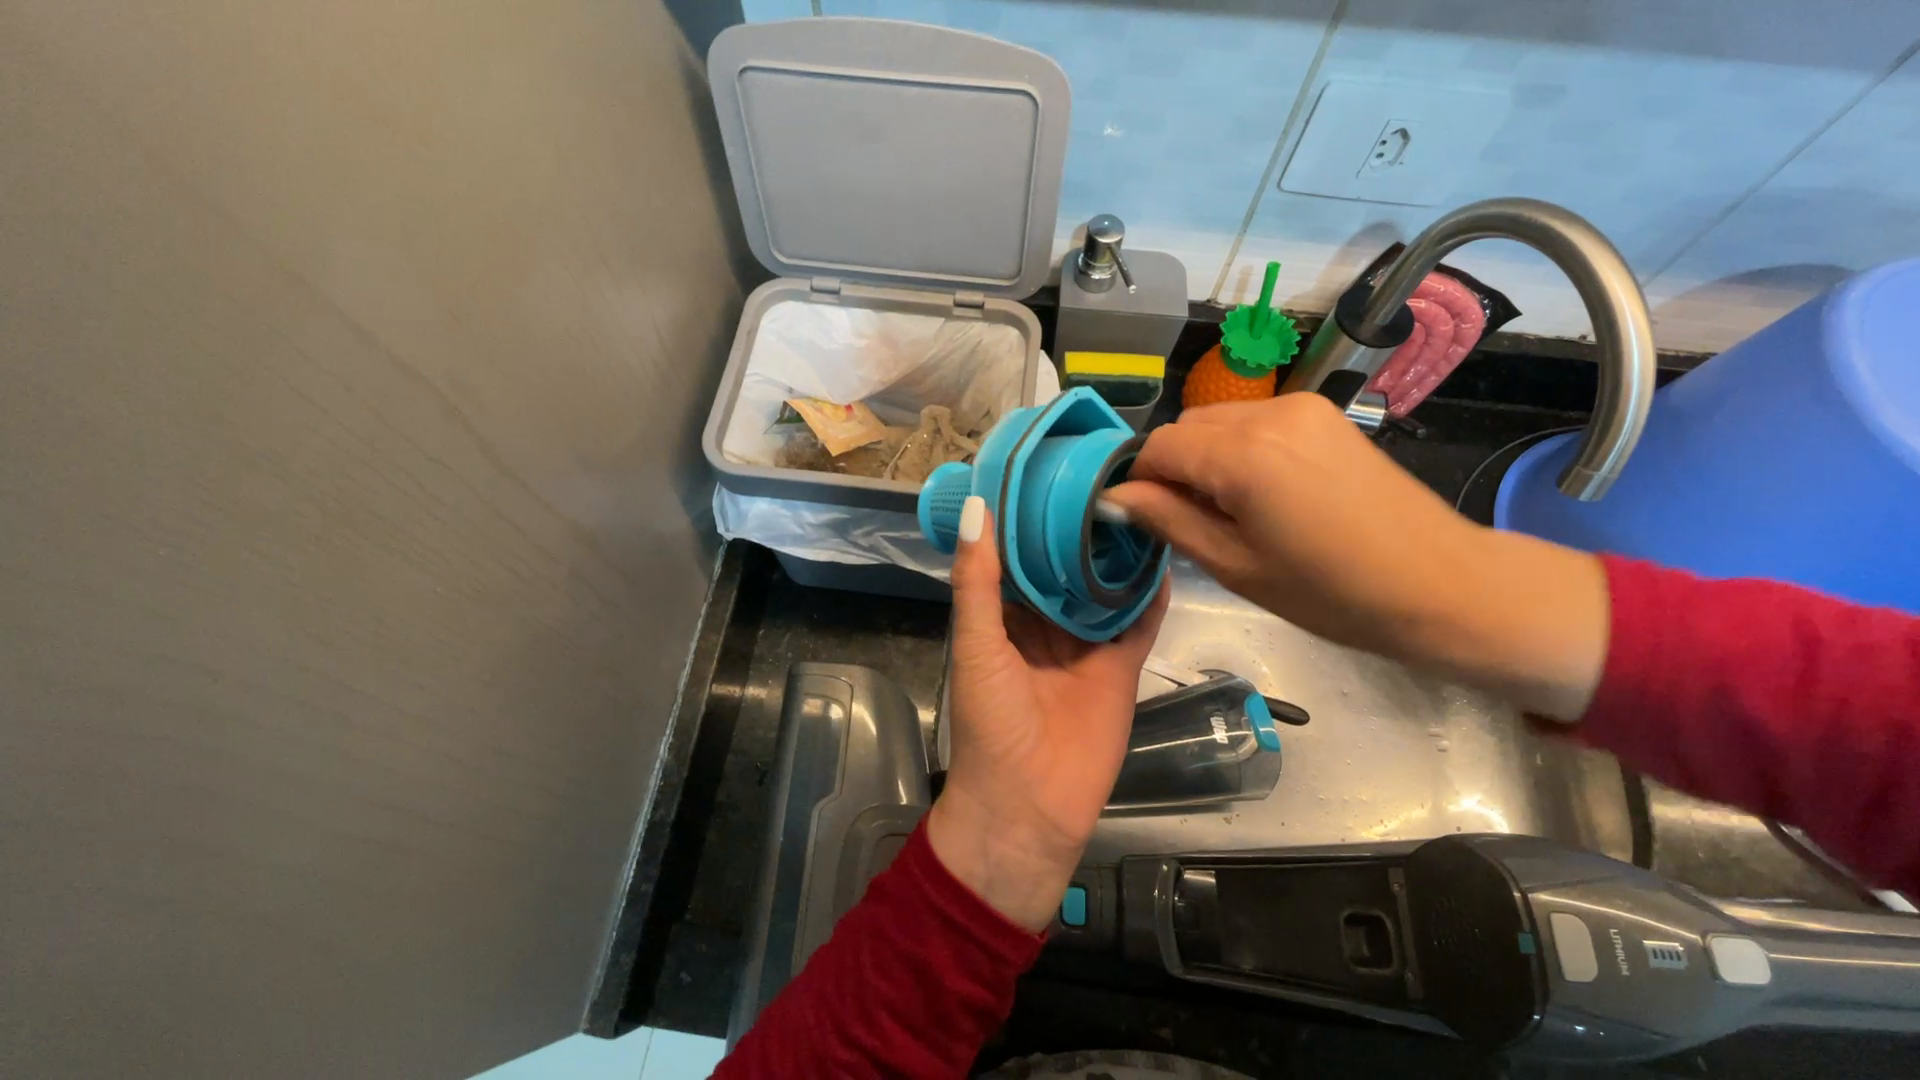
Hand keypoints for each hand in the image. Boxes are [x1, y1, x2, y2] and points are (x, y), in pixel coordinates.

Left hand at [927, 495, 1168, 931]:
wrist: (1028, 806)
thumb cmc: (991, 722)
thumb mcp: (976, 645)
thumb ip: (978, 580)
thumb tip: (977, 507)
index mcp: (1001, 618)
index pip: (1015, 556)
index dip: (1027, 517)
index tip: (1046, 470)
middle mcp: (1043, 626)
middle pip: (1064, 569)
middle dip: (1078, 530)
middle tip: (1104, 475)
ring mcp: (1085, 646)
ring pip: (1104, 591)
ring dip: (1116, 556)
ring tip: (1138, 502)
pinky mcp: (1120, 668)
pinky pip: (1138, 624)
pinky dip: (1151, 596)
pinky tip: (1165, 555)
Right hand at [1101, 392, 1607, 720]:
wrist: (1438, 583)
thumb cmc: (1330, 592)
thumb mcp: (1235, 566)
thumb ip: (1168, 520)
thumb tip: (1115, 496)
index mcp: (1242, 454)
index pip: (1157, 446)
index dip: (1141, 483)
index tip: (1150, 522)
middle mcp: (1268, 413)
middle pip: (1186, 426)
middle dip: (1174, 469)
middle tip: (1197, 523)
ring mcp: (1301, 407)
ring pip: (1219, 421)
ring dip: (1207, 458)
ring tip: (1236, 512)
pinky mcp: (1324, 414)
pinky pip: (1255, 421)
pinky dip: (1241, 450)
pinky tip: (1267, 494)